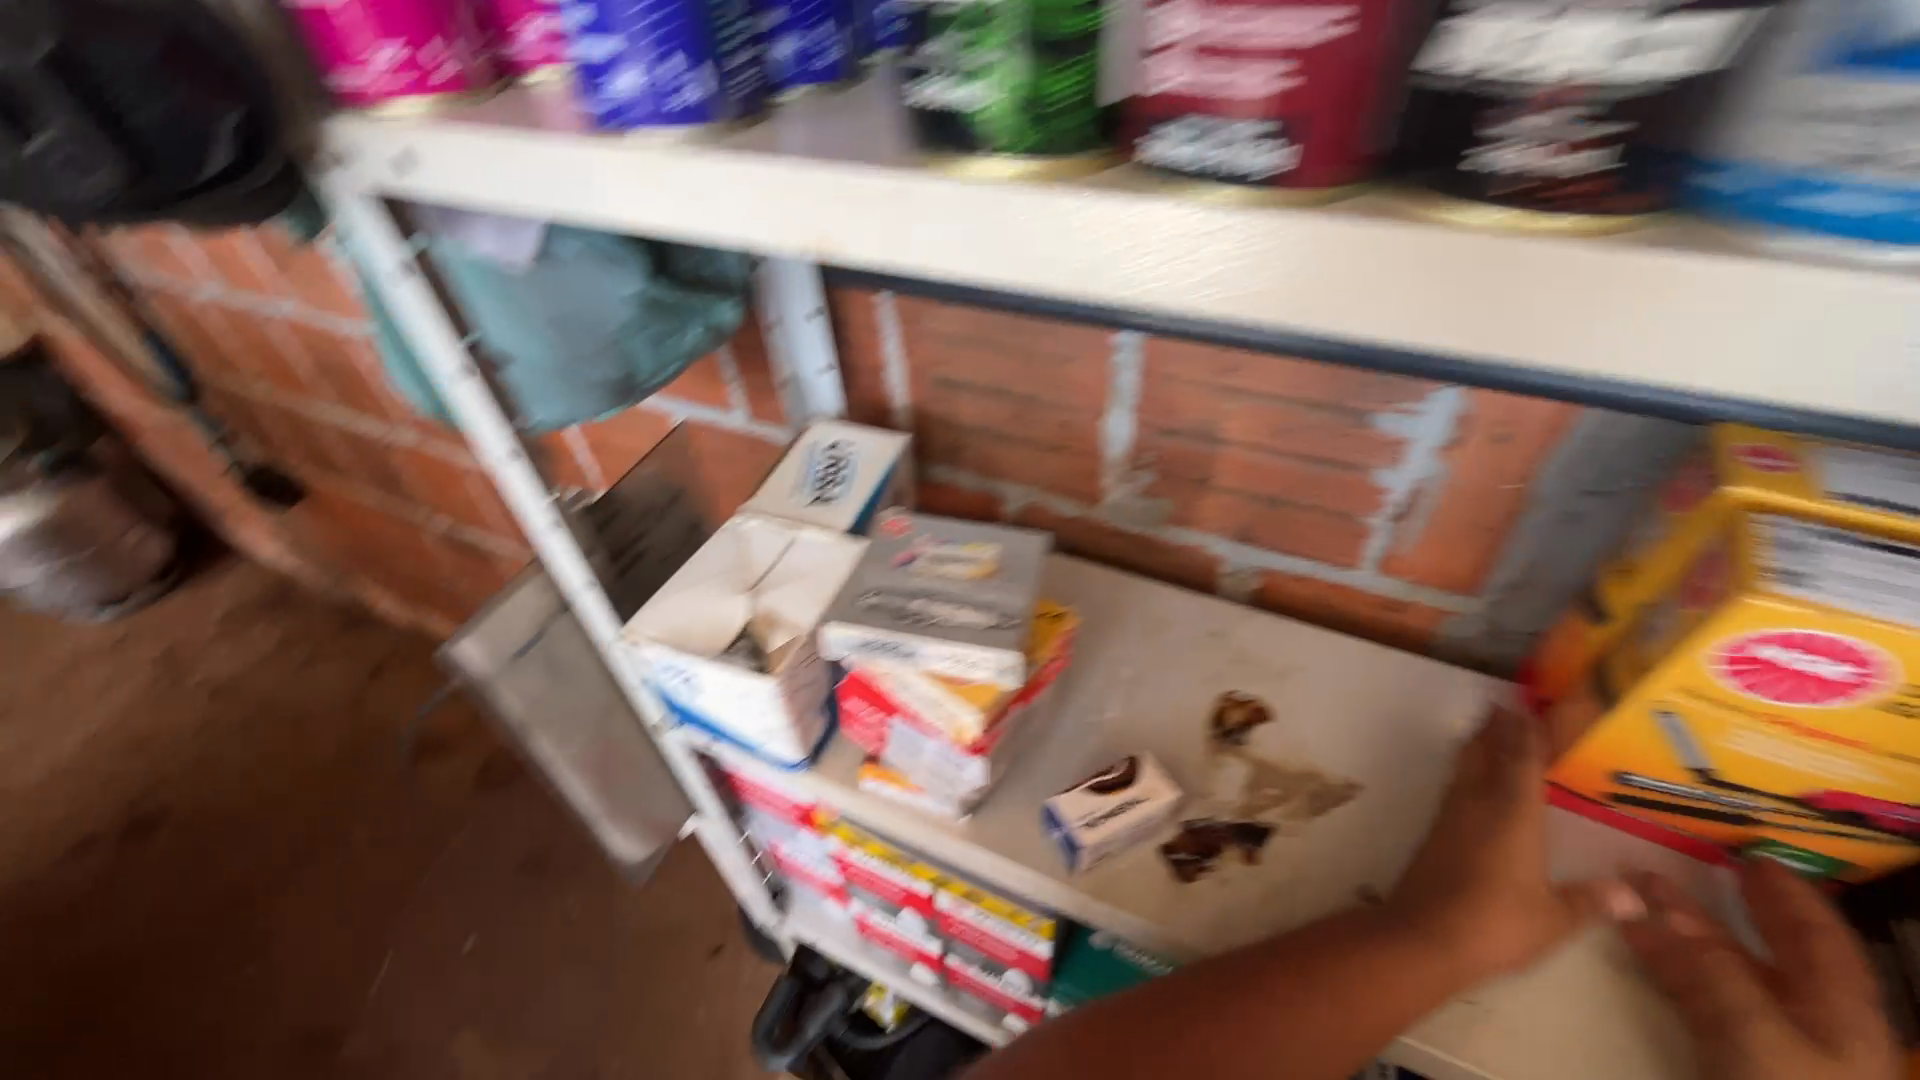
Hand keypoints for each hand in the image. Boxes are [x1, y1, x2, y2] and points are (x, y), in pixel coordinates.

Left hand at [1389, 706, 1632, 978]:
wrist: (1424, 934)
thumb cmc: (1496, 923)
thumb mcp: (1554, 918)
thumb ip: (1591, 901)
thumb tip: (1635, 895)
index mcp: (1512, 816)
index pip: (1521, 763)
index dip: (1526, 734)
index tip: (1528, 706)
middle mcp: (1477, 805)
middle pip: (1485, 755)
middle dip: (1496, 729)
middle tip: (1504, 705)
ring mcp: (1450, 817)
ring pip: (1465, 769)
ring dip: (1477, 746)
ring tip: (1488, 731)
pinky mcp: (1434, 833)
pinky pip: (1455, 789)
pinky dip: (1467, 773)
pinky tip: (1471, 781)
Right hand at [1619, 861, 1900, 1079]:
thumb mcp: (1755, 1036)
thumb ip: (1711, 971)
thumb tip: (1659, 912)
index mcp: (1841, 1012)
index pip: (1822, 939)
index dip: (1791, 896)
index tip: (1754, 856)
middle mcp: (1811, 1021)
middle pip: (1774, 951)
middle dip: (1732, 905)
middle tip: (1693, 863)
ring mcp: (1772, 1043)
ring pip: (1729, 969)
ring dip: (1685, 927)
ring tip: (1639, 890)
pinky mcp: (1734, 1060)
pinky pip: (1702, 995)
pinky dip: (1669, 962)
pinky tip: (1637, 943)